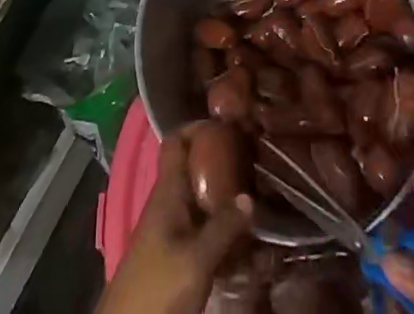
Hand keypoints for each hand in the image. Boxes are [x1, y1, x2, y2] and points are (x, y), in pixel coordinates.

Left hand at [97, 125, 253, 313]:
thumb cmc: (158, 287)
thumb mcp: (196, 259)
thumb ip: (222, 227)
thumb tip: (249, 197)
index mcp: (167, 193)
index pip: (176, 141)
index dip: (198, 127)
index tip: (229, 126)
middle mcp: (167, 202)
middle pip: (191, 168)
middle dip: (219, 161)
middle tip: (253, 160)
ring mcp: (169, 227)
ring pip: (198, 197)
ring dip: (223, 192)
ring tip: (256, 190)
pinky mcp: (175, 250)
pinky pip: (200, 224)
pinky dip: (219, 220)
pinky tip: (243, 229)